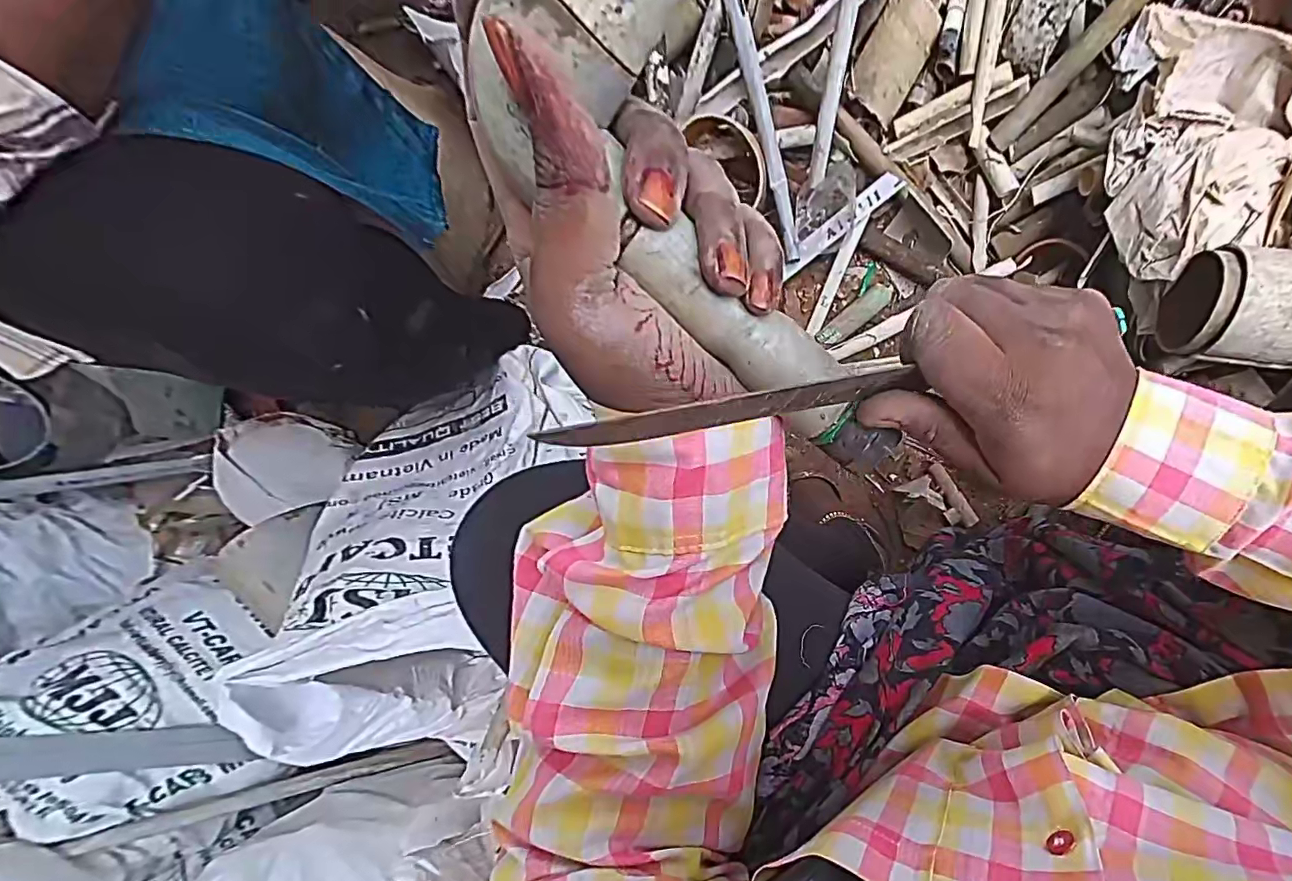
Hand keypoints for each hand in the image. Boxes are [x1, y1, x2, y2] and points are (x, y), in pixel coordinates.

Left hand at [476, 19, 782, 411]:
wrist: (703, 430)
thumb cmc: (631, 386)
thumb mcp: (575, 302)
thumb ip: (560, 196)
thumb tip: (536, 79)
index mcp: (556, 220)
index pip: (534, 114)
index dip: (543, 68)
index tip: (549, 35)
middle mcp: (614, 216)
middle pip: (640, 128)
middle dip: (665, 165)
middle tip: (663, 217)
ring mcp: (676, 234)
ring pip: (705, 170)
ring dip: (722, 227)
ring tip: (718, 285)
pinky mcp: (722, 252)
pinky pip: (752, 217)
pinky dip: (757, 252)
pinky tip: (745, 292)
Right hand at [857, 278, 1136, 506]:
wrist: (1130, 445)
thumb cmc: (1056, 463)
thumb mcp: (981, 464)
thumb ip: (925, 425)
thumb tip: (873, 407)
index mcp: (1007, 392)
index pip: (932, 326)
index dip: (913, 343)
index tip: (919, 368)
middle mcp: (1036, 342)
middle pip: (948, 295)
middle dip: (932, 324)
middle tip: (945, 361)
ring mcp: (1061, 313)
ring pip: (977, 284)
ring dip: (964, 315)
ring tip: (981, 353)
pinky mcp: (1077, 298)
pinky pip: (1013, 286)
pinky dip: (999, 311)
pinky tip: (1013, 343)